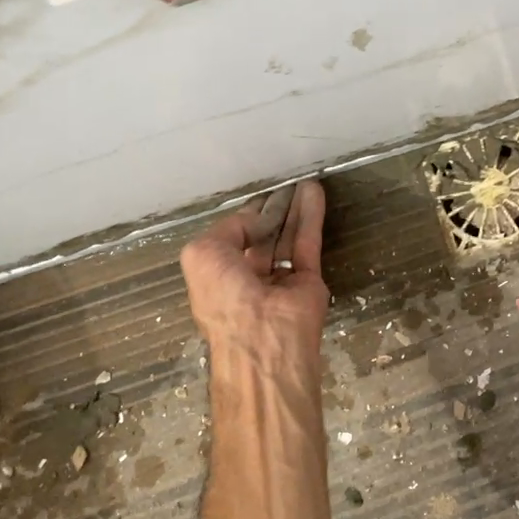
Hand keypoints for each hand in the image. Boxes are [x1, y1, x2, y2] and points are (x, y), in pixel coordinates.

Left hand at [180, 179, 329, 358]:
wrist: (264, 339)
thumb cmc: (224, 298)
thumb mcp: (203, 254)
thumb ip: (229, 228)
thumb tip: (260, 221)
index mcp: (216, 278)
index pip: (231, 241)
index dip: (243, 218)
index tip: (259, 197)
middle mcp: (247, 280)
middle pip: (262, 238)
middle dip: (272, 212)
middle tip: (284, 185)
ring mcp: (280, 281)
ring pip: (286, 237)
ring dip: (294, 209)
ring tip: (302, 179)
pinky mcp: (309, 280)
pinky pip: (307, 242)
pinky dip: (311, 216)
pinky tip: (314, 191)